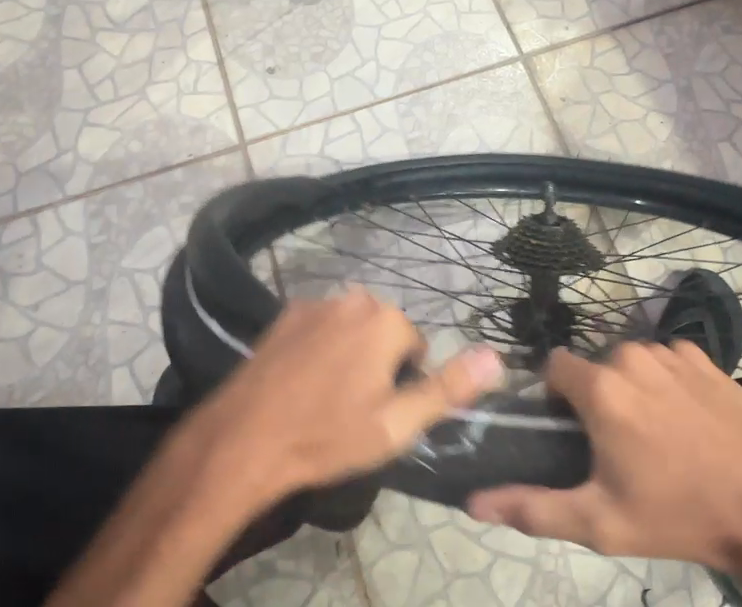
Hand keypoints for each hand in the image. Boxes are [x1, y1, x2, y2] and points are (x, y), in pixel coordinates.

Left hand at [179, 289, 504, 506]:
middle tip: (354, 408)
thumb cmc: (327, 437)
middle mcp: (354, 300)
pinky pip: (320, 328)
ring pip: (351, 329)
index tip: (378, 412)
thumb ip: (448, 388)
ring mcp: (315, 304)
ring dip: (348, 354)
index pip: (416, 348)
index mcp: (386, 321)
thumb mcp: (396, 425)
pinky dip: (318, 349)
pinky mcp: (284, 315)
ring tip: (325, 399)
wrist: (244, 441)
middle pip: (384, 332)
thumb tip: (496, 358)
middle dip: (377, 363)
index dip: (402, 384)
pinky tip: (301, 384)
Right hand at [466, 342, 741, 569]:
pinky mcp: (709, 360)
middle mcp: (633, 358)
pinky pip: (672, 362)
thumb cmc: (676, 515)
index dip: (556, 396)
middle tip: (617, 448)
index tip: (570, 431)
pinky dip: (671, 384)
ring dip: (635, 389)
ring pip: (635, 364)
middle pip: (597, 368)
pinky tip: (688, 422)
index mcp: (602, 390)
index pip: (555, 366)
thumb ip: (532, 507)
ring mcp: (675, 355)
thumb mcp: (599, 523)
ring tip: (657, 437)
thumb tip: (472, 502)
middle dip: (598, 399)